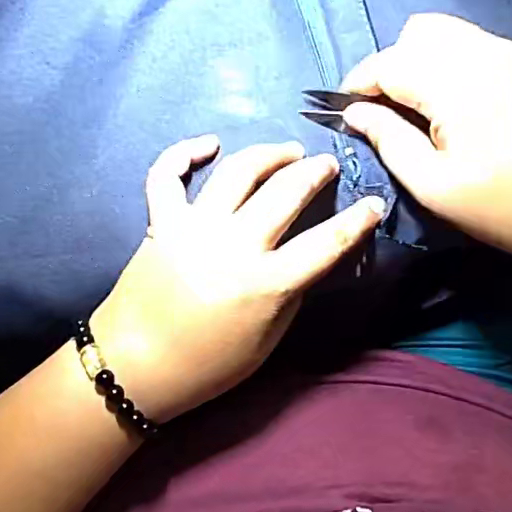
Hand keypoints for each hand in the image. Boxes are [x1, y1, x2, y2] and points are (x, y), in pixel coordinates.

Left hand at [91, 136, 385, 422]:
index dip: (358, 220)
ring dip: (270, 153)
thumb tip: (307, 257)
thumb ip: (292, 293)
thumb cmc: (210, 365)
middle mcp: (235, 245)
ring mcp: (195, 227)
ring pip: (239, 170)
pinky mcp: (161, 221)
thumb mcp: (268, 340)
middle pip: (287, 191)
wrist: (136, 367)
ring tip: (288, 151)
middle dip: (316, 171)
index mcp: (267, 283)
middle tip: (326, 165)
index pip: (327, 243)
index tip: (374, 203)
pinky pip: (168, 174)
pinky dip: (186, 152)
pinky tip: (211, 144)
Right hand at [338, 13, 511, 284]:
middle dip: (394, 66)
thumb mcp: (437, 187)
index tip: (346, 108)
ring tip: (429, 113)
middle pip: (422, 32)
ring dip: (428, 64)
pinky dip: (461, 68)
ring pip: (455, 35)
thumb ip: (391, 141)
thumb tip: (356, 113)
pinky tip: (471, 111)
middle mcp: (494, 52)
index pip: (393, 61)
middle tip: (391, 113)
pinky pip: (486, 48)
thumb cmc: (511, 211)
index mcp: (465, 83)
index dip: (360, 82)